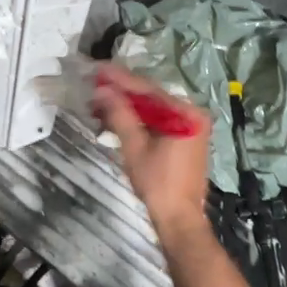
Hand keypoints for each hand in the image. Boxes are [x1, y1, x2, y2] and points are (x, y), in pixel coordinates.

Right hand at [91, 63, 211, 239]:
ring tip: (99, 104)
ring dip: (128, 108)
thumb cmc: (157, 184)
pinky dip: (139, 121)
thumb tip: (102, 90)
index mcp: (185, 113)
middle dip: (121, 93)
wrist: (178, 217)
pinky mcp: (186, 140)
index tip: (98, 68)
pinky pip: (160, 122)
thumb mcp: (134, 147)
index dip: (120, 79)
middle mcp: (193, 114)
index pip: (147, 90)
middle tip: (94, 86)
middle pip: (151, 98)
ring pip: (154, 110)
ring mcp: (191, 127)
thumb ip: (119, 115)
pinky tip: (118, 119)